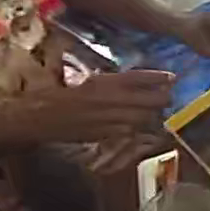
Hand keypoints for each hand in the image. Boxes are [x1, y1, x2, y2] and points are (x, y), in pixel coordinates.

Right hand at [18, 69, 173, 141]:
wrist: (37, 118)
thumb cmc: (54, 96)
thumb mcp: (82, 81)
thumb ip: (106, 83)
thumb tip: (127, 82)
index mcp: (102, 82)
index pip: (137, 77)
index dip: (157, 77)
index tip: (172, 77)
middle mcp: (110, 99)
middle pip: (149, 99)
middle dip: (162, 98)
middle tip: (169, 97)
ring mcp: (110, 118)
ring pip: (143, 117)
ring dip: (152, 115)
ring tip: (158, 112)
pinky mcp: (106, 133)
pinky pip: (130, 131)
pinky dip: (138, 129)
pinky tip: (141, 127)